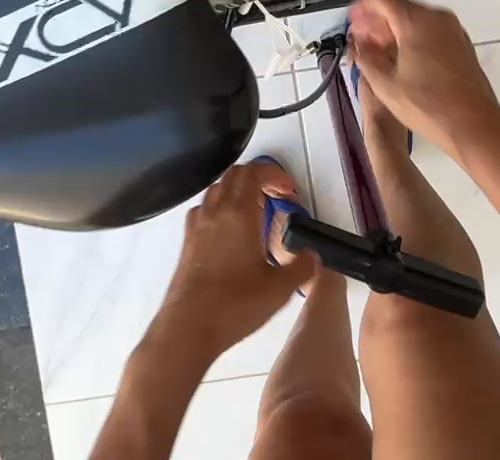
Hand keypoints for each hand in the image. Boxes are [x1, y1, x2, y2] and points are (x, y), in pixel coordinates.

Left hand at [159, 161, 314, 354]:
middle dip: (259, 178)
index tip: (288, 191)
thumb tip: (312, 257)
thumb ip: (302, 267)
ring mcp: (198, 224)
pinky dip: (220, 207)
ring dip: (239, 190)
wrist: (188, 327)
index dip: (274, 174)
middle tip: (277, 197)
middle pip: (235, 175)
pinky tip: (230, 231)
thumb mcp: (279, 289)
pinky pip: (205, 208)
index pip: (255, 172)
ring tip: (256, 213)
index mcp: (239, 212)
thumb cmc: (234, 305)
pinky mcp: (187, 240)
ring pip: (218, 188)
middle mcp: (216, 210)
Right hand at [347, 0, 499, 158]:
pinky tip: (403, 58)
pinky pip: (431, 30)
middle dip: (378, 20)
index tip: (352, 21)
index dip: (362, 6)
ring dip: (395, 29)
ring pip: (416, 18)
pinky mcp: (461, 43)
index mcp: (416, 21)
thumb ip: (366, 56)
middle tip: (362, 37)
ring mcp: (453, 30)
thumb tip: (360, 42)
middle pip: (400, 6)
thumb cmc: (428, 106)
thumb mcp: (385, 84)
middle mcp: (437, 18)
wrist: (474, 125)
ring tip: (379, 50)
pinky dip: (413, 36)